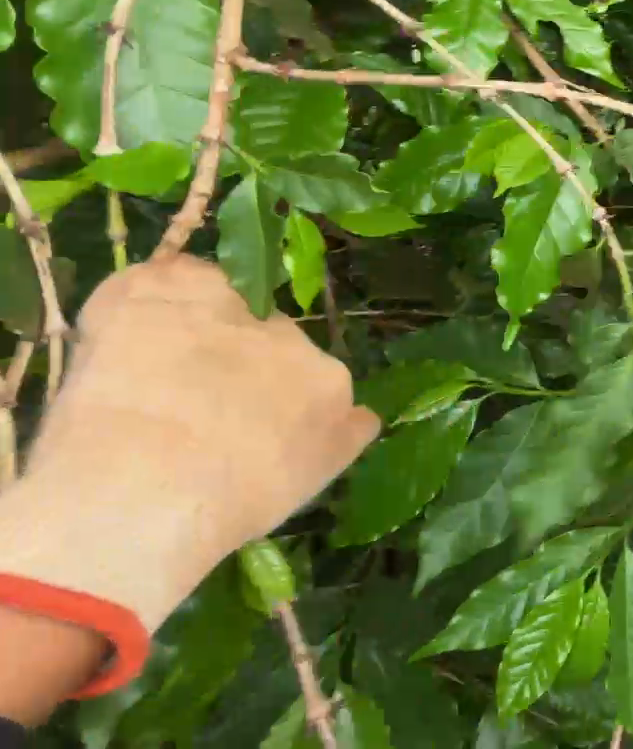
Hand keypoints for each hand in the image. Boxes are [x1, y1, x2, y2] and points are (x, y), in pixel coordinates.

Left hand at [0, 256, 378, 632]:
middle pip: (266, 332)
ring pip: (215, 298)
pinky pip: (156, 279)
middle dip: (233, 353)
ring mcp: (226, 316)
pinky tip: (120, 323)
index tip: (244, 414)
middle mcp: (291, 341)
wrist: (152, 490)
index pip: (311, 370)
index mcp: (330, 382)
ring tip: (146, 360)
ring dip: (190, 318)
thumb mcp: (313, 475)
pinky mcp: (158, 302)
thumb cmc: (235, 500)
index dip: (273, 389)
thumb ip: (344, 436)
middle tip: (186, 395)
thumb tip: (364, 415)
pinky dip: (139, 294)